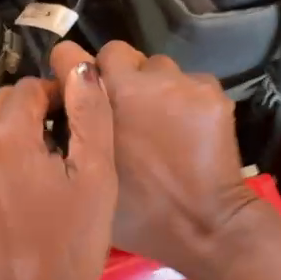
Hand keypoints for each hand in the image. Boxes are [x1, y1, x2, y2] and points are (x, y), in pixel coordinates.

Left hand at [0, 47, 116, 279]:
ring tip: (46, 155)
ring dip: (13, 124)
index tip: (81, 124)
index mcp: (6, 134)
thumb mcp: (96, 175)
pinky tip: (23, 176)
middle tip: (68, 140)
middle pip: (4, 100)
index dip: (60, 96)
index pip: (30, 86)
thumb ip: (90, 113)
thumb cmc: (71, 242)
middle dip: (35, 108)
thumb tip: (80, 67)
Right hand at [91, 41, 268, 279]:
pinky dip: (186, 100)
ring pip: (159, 67)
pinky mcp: (212, 93)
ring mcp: (181, 83)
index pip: (70, 55)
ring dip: (154, 86)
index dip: (71, 70)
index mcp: (103, 98)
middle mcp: (140, 79)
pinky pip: (191, 83)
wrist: (205, 226)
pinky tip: (188, 129)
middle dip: (116, 73)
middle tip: (123, 107)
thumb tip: (68, 113)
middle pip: (118, 53)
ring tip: (160, 121)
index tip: (76, 85)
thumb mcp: (89, 172)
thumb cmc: (137, 212)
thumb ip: (76, 132)